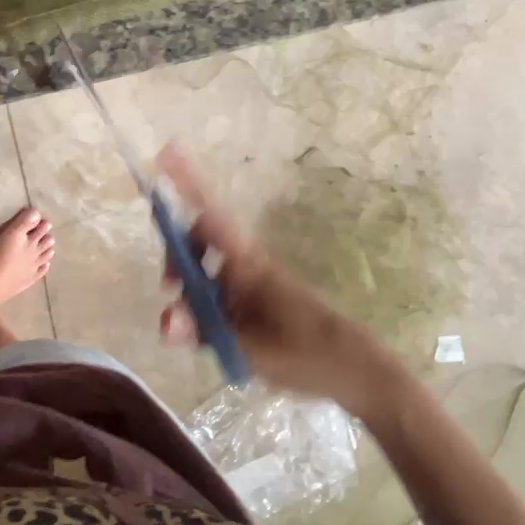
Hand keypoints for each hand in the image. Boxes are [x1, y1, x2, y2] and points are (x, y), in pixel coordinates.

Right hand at [156, 146, 404, 416]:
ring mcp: (253, 281)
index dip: (187, 180)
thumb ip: (205, 331)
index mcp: (246, 263)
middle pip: (199, 238)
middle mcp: (247, 263)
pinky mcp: (258, 301)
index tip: (166, 151)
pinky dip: (204, 304)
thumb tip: (165, 320)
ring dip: (189, 287)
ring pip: (207, 267)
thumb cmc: (307, 353)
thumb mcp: (251, 348)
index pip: (210, 212)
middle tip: (168, 289)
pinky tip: (207, 336)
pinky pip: (219, 289)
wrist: (358, 372)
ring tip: (187, 328)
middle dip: (177, 257)